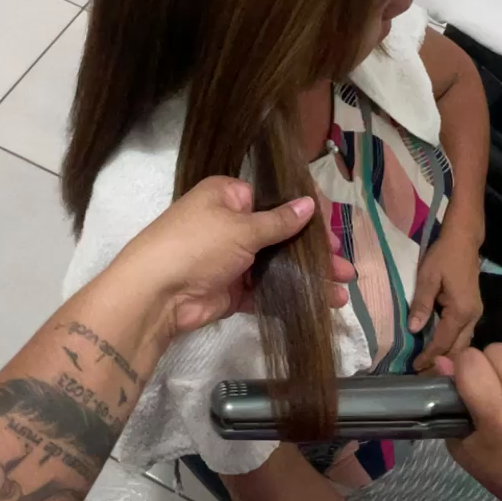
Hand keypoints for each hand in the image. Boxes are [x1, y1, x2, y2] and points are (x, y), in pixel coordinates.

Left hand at [109, 176, 356, 333]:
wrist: (157, 294)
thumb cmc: (197, 245)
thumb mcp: (241, 227)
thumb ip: (279, 221)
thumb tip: (310, 204)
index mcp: (229, 196)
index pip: (276, 200)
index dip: (307, 215)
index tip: (332, 231)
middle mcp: (232, 224)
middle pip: (282, 235)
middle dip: (315, 252)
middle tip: (344, 266)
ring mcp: (233, 259)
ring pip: (279, 265)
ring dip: (310, 277)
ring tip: (343, 292)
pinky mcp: (234, 290)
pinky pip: (268, 290)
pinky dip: (293, 296)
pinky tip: (322, 303)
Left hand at [408, 233, 481, 371]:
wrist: (463, 240)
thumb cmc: (443, 256)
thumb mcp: (427, 277)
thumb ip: (421, 304)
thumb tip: (413, 330)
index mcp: (462, 311)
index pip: (444, 342)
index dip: (430, 357)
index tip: (415, 368)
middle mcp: (473, 317)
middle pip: (459, 349)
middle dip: (442, 364)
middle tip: (423, 376)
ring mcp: (476, 314)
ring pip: (464, 344)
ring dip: (449, 357)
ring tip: (431, 368)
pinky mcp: (474, 310)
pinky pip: (464, 335)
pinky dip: (453, 346)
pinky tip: (442, 352)